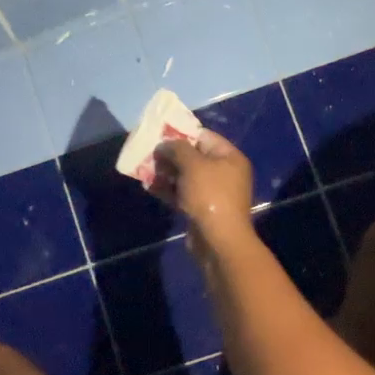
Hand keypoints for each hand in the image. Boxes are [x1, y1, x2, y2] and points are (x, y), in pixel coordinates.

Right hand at [154, 130, 254, 250]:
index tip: (159, 136)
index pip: (204, 136)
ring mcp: (213, 193)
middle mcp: (224, 173)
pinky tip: (150, 187)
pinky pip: (183, 194)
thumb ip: (177, 149)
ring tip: (145, 171)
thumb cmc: (209, 195)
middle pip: (193, 157)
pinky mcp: (202, 209)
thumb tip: (164, 145)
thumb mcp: (193, 164)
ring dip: (166, 173)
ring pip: (185, 176)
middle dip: (170, 156)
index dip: (181, 134)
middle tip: (149, 155)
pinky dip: (168, 190)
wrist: (218, 239)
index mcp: (229, 157)